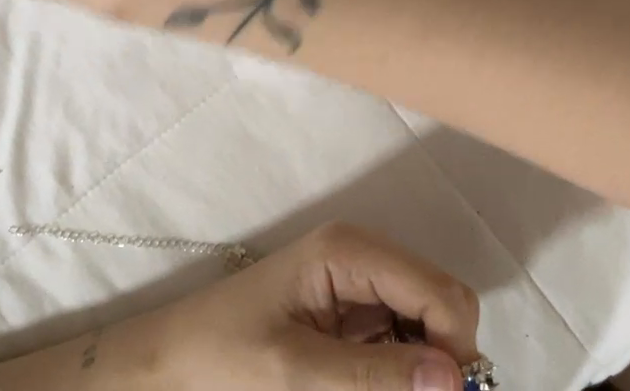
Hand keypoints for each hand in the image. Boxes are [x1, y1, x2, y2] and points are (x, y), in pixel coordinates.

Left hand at [123, 223, 481, 390]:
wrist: (174, 358)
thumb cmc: (226, 354)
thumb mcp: (297, 372)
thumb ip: (376, 377)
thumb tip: (455, 380)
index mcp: (349, 251)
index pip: (438, 290)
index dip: (455, 346)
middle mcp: (362, 256)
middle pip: (440, 301)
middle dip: (444, 355)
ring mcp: (358, 282)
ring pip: (426, 322)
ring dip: (423, 364)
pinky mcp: (352, 311)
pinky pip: (401, 337)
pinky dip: (402, 366)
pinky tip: (377, 386)